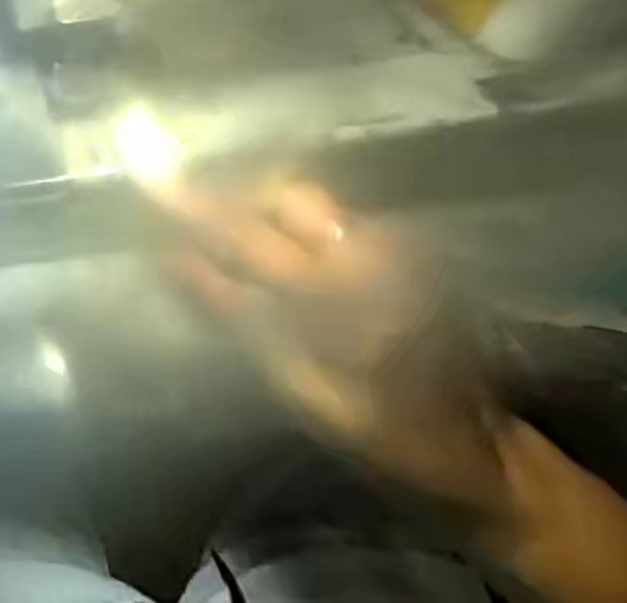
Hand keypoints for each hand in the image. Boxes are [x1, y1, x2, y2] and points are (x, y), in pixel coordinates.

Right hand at [151, 176, 509, 520]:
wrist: (480, 451)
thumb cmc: (383, 433)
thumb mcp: (300, 387)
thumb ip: (236, 313)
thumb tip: (172, 259)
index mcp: (343, 291)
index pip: (247, 233)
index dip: (192, 203)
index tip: (146, 175)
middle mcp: (371, 250)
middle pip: (285, 192)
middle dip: (235, 199)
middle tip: (194, 222)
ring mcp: (391, 243)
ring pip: (305, 200)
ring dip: (259, 209)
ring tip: (225, 236)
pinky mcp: (398, 247)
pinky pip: (325, 217)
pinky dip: (287, 224)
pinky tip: (273, 252)